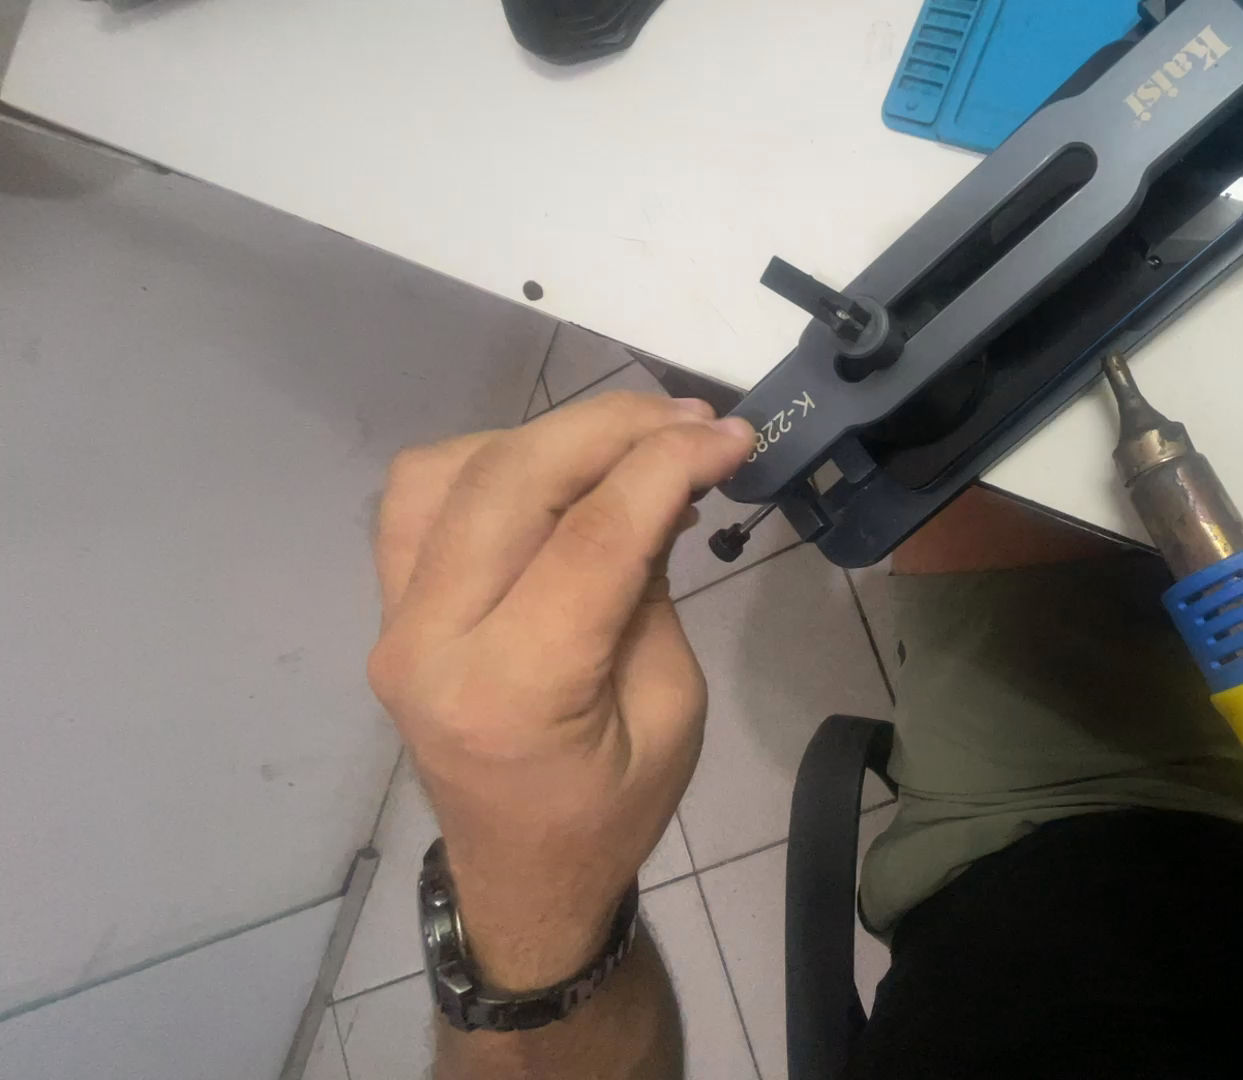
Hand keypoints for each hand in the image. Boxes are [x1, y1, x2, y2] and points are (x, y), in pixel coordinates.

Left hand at [367, 392, 754, 989]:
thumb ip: (652, 592)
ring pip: (449, 469)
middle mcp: (432, 641)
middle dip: (612, 426)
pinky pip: (424, 497)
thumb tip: (657, 495)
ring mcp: (395, 620)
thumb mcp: (672, 705)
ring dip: (548, 434)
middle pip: (511, 479)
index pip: (597, 536)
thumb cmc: (616, 808)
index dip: (671, 466)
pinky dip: (498, 458)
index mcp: (520, 688)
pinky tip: (562, 470)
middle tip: (692, 418)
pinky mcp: (393, 608)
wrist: (522, 874)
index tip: (736, 436)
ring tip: (630, 440)